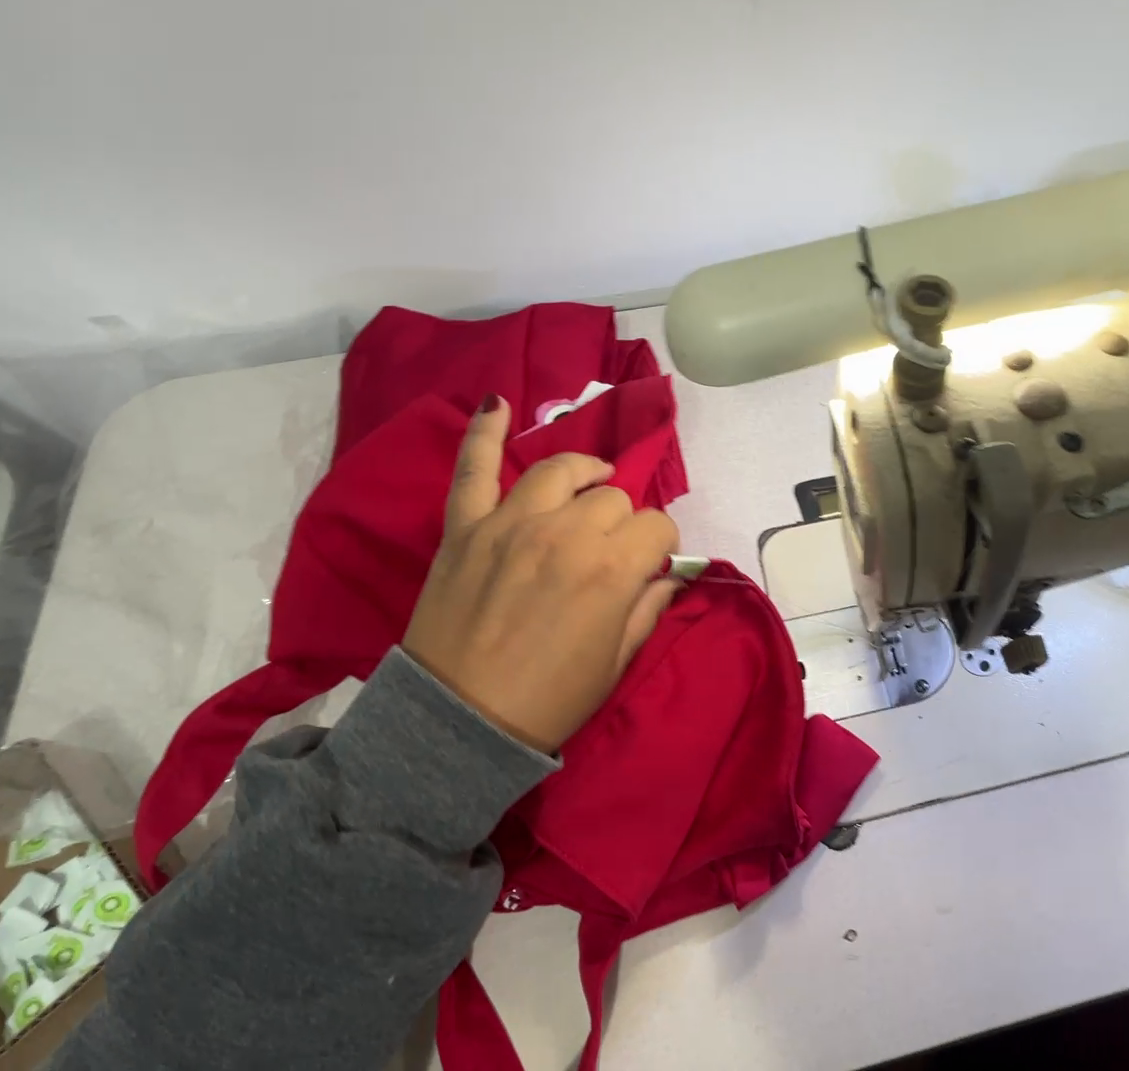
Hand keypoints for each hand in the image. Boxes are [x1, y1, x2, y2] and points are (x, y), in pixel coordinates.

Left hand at [402, 395, 680, 752]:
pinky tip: (496, 405)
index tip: (653, 567)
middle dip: (623, 521)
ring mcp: (510, 524)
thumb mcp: (617, 661)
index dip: (661, 545)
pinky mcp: (464, 529)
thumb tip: (669, 577)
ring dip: (583, 474)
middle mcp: (565, 533)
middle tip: (613, 551)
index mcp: (611, 569)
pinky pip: (472, 470)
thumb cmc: (550, 700)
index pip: (656, 527)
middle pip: (612, 498)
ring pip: (560, 471)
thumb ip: (648, 608)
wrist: (459, 724)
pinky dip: (483, 434)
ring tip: (590, 482)